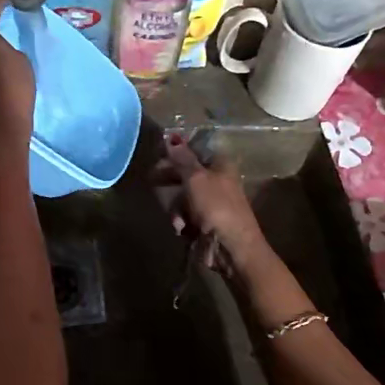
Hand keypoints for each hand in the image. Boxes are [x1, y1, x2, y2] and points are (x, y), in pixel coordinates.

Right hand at [156, 134, 271, 267]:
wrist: (231, 246)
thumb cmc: (216, 206)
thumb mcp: (196, 178)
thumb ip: (182, 158)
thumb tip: (170, 137)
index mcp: (220, 165)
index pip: (195, 150)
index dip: (176, 151)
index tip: (158, 155)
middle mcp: (216, 181)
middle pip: (186, 174)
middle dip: (170, 181)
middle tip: (153, 180)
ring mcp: (211, 203)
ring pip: (183, 197)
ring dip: (176, 209)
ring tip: (179, 220)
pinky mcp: (205, 222)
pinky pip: (185, 216)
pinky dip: (182, 222)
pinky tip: (183, 230)